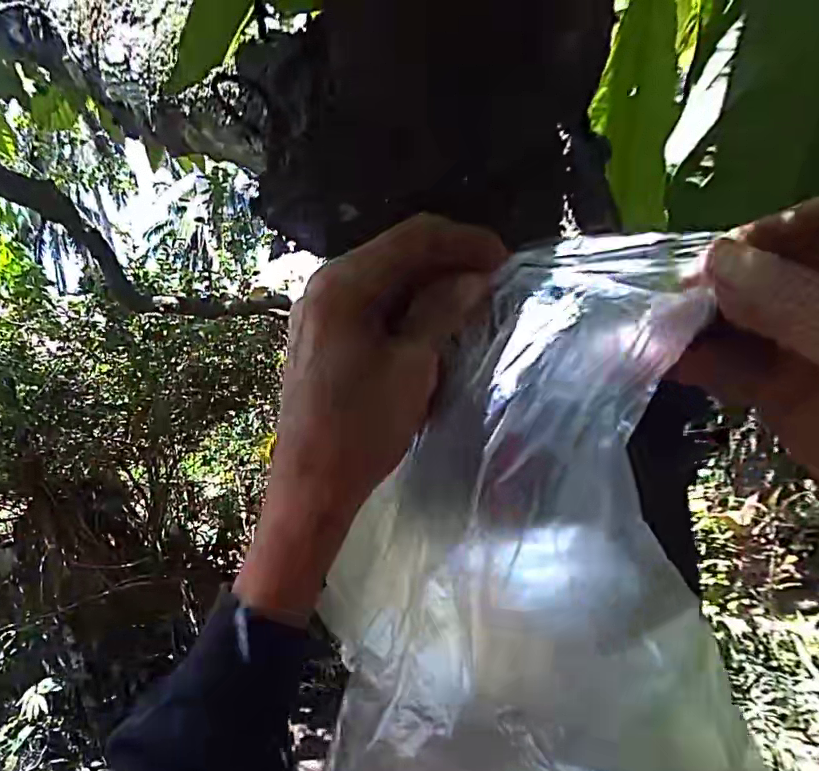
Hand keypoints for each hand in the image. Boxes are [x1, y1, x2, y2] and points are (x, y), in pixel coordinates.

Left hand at [234, 214, 507, 620]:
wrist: (311, 485)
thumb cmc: (361, 429)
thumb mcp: (412, 366)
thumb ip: (441, 312)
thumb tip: (472, 279)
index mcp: (342, 284)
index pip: (414, 236)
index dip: (467, 242)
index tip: (507, 262)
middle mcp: (320, 288)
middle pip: (394, 254)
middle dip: (446, 264)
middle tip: (490, 285)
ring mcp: (313, 315)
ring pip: (380, 282)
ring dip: (424, 288)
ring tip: (466, 307)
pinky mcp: (315, 341)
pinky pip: (364, 309)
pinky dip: (398, 311)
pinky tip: (427, 328)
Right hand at [678, 196, 818, 610]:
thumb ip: (801, 309)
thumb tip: (717, 260)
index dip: (760, 241)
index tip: (698, 270)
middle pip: (775, 274)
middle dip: (716, 288)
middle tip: (657, 310)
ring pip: (747, 323)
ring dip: (698, 328)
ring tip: (646, 337)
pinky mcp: (789, 395)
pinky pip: (736, 368)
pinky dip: (700, 365)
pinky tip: (661, 364)